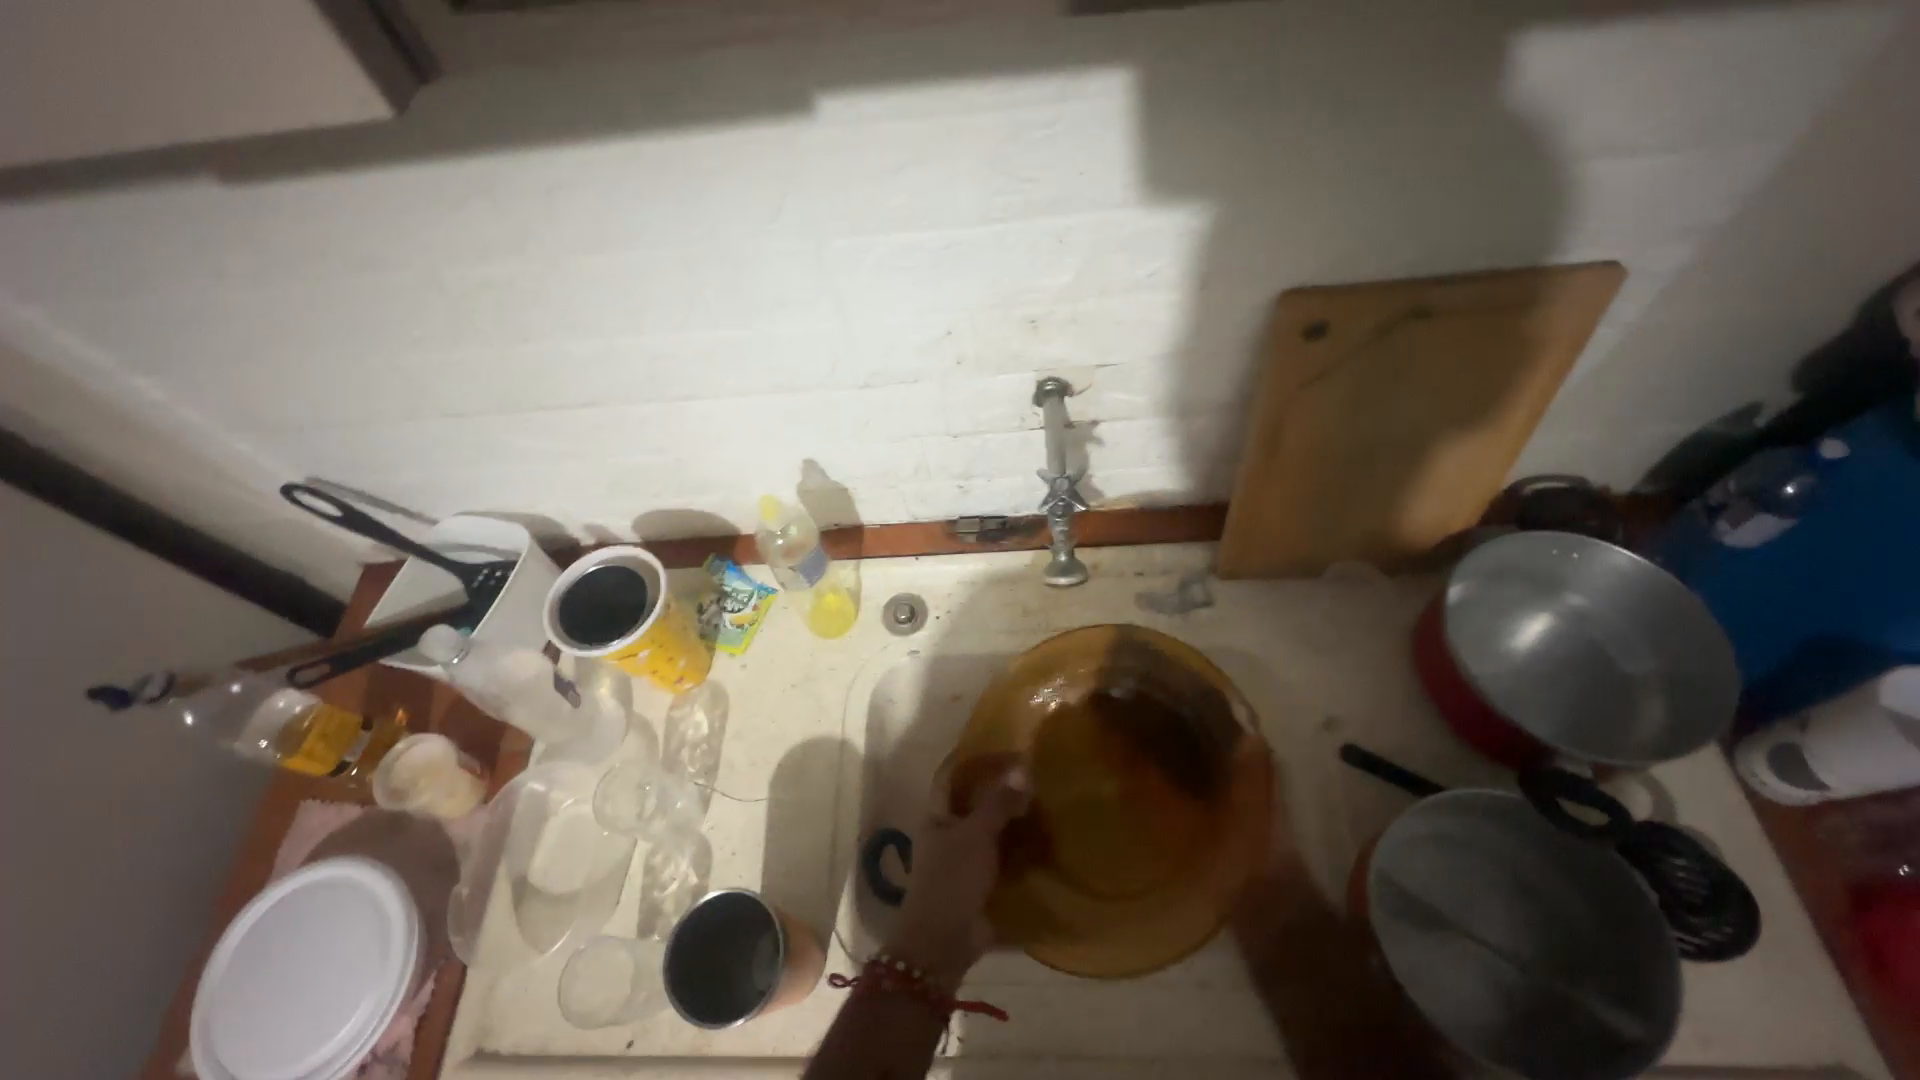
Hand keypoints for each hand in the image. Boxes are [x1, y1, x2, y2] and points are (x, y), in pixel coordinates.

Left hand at [886, 761, 1031, 987]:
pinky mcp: (980, 890)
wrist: (944, 940)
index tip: (1011, 756)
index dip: (980, 769)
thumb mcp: (976, 834)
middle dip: (1003, 801)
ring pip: (991, 839)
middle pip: (976, 812)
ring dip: (1014, 830)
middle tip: (1039, 783)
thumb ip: (999, 803)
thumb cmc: (952, 878)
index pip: (956, 784)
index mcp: (936, 820)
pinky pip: (1002, 866)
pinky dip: (1020, 858)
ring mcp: (963, 866)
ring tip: (1048, 812)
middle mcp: (947, 840)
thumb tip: (1022, 768)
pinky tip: (1045, 848)